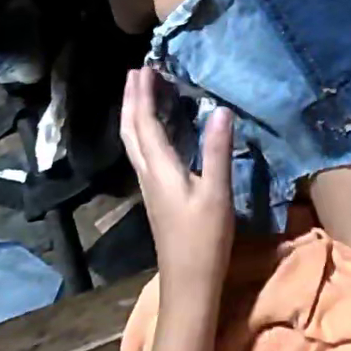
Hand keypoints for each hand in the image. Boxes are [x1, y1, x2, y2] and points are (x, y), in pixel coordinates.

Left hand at [119, 68, 234, 306]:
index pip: (144, 124)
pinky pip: (143, 152)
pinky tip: (157, 131)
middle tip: (137, 73)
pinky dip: (144, 131)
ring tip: (143, 93)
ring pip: (133, 142)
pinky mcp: (157, 196)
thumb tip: (220, 108)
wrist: (188, 283)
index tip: (144, 67)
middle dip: (131, 100)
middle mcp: (148, 174)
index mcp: (159, 170)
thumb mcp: (216, 193)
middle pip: (130, 131)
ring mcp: (150, 187)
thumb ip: (217, 150)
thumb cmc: (204, 239)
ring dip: (135, 114)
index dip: (142, 95)